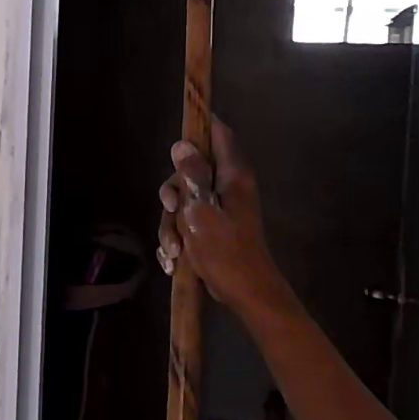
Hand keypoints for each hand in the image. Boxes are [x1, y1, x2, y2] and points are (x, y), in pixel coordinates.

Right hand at [156, 118, 290, 319]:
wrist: (245, 293)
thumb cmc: (225, 250)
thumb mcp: (201, 210)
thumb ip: (192, 175)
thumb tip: (181, 144)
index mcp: (232, 175)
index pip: (217, 133)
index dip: (199, 126)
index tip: (178, 132)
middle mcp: (228, 186)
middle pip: (191, 170)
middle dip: (173, 192)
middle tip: (172, 209)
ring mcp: (221, 207)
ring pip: (184, 200)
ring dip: (172, 223)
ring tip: (174, 248)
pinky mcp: (213, 228)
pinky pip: (187, 222)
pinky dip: (178, 238)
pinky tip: (174, 258)